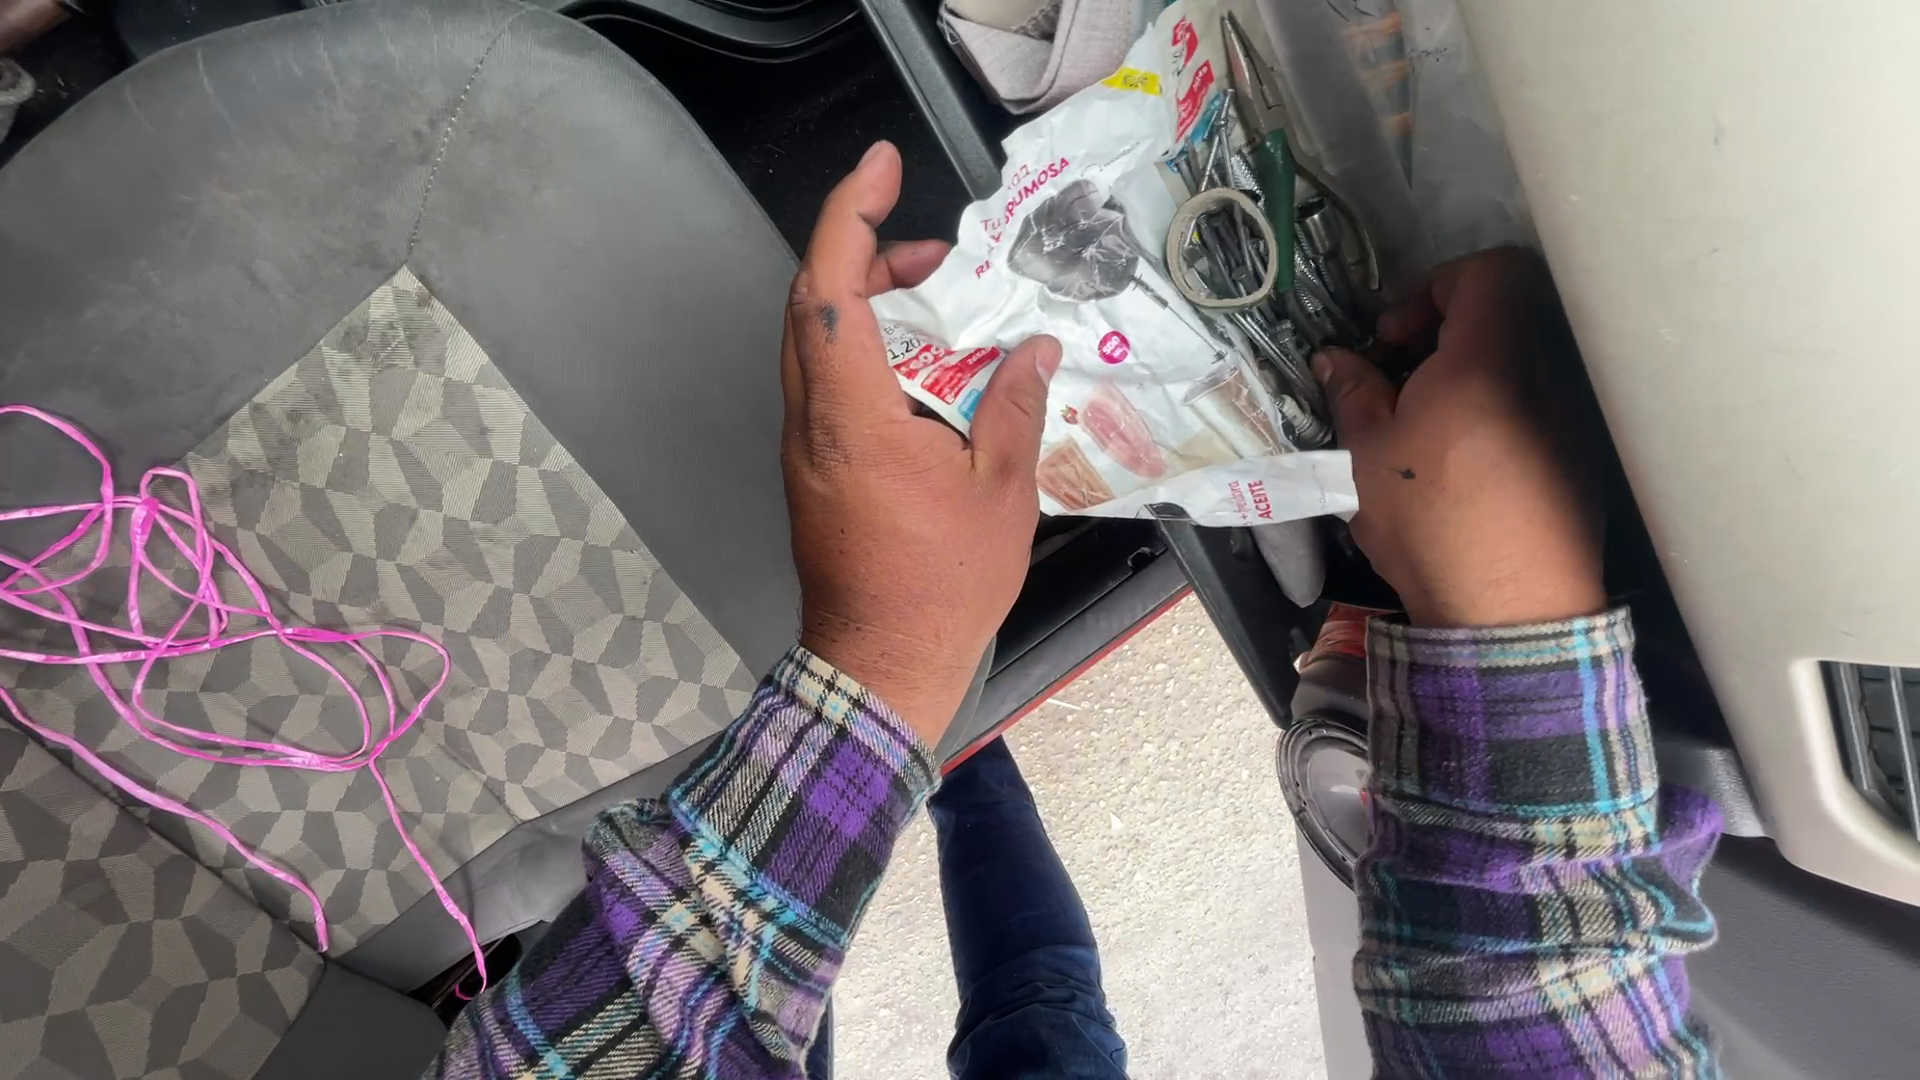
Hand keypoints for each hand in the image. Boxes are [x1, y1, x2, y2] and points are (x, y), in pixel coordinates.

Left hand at [781, 142, 1061, 744]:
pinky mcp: (812, 469)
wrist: (881, 662)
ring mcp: (804, 448)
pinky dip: (866, 354)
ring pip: (816, 345)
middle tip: (935, 255)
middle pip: (812, 306)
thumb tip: (1036, 350)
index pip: (829, 291)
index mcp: (854, 422)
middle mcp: (812, 425)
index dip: (850, 216)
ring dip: (867, 307)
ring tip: (935, 304)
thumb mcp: (1001, 493)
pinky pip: (828, 387)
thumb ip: (1016, 408)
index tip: (880, 167)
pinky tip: (920, 369)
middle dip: (867, 256)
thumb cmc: (942, 586)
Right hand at [1313, 248, 1605, 627]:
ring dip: (1461, 373)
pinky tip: (1456, 459)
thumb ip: (1353, 392)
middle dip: (1438, 333)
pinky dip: (1489, 407)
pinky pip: (1532, 401)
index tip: (1394, 337)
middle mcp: (1542, 373)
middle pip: (1501, 314)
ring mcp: (1569, 412)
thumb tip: (1335, 358)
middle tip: (1395, 379)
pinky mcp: (1577, 450)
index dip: (1435, 286)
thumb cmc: (1426, 518)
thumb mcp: (1366, 453)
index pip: (1488, 273)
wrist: (1505, 603)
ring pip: (1515, 359)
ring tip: (1419, 423)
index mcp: (1485, 362)